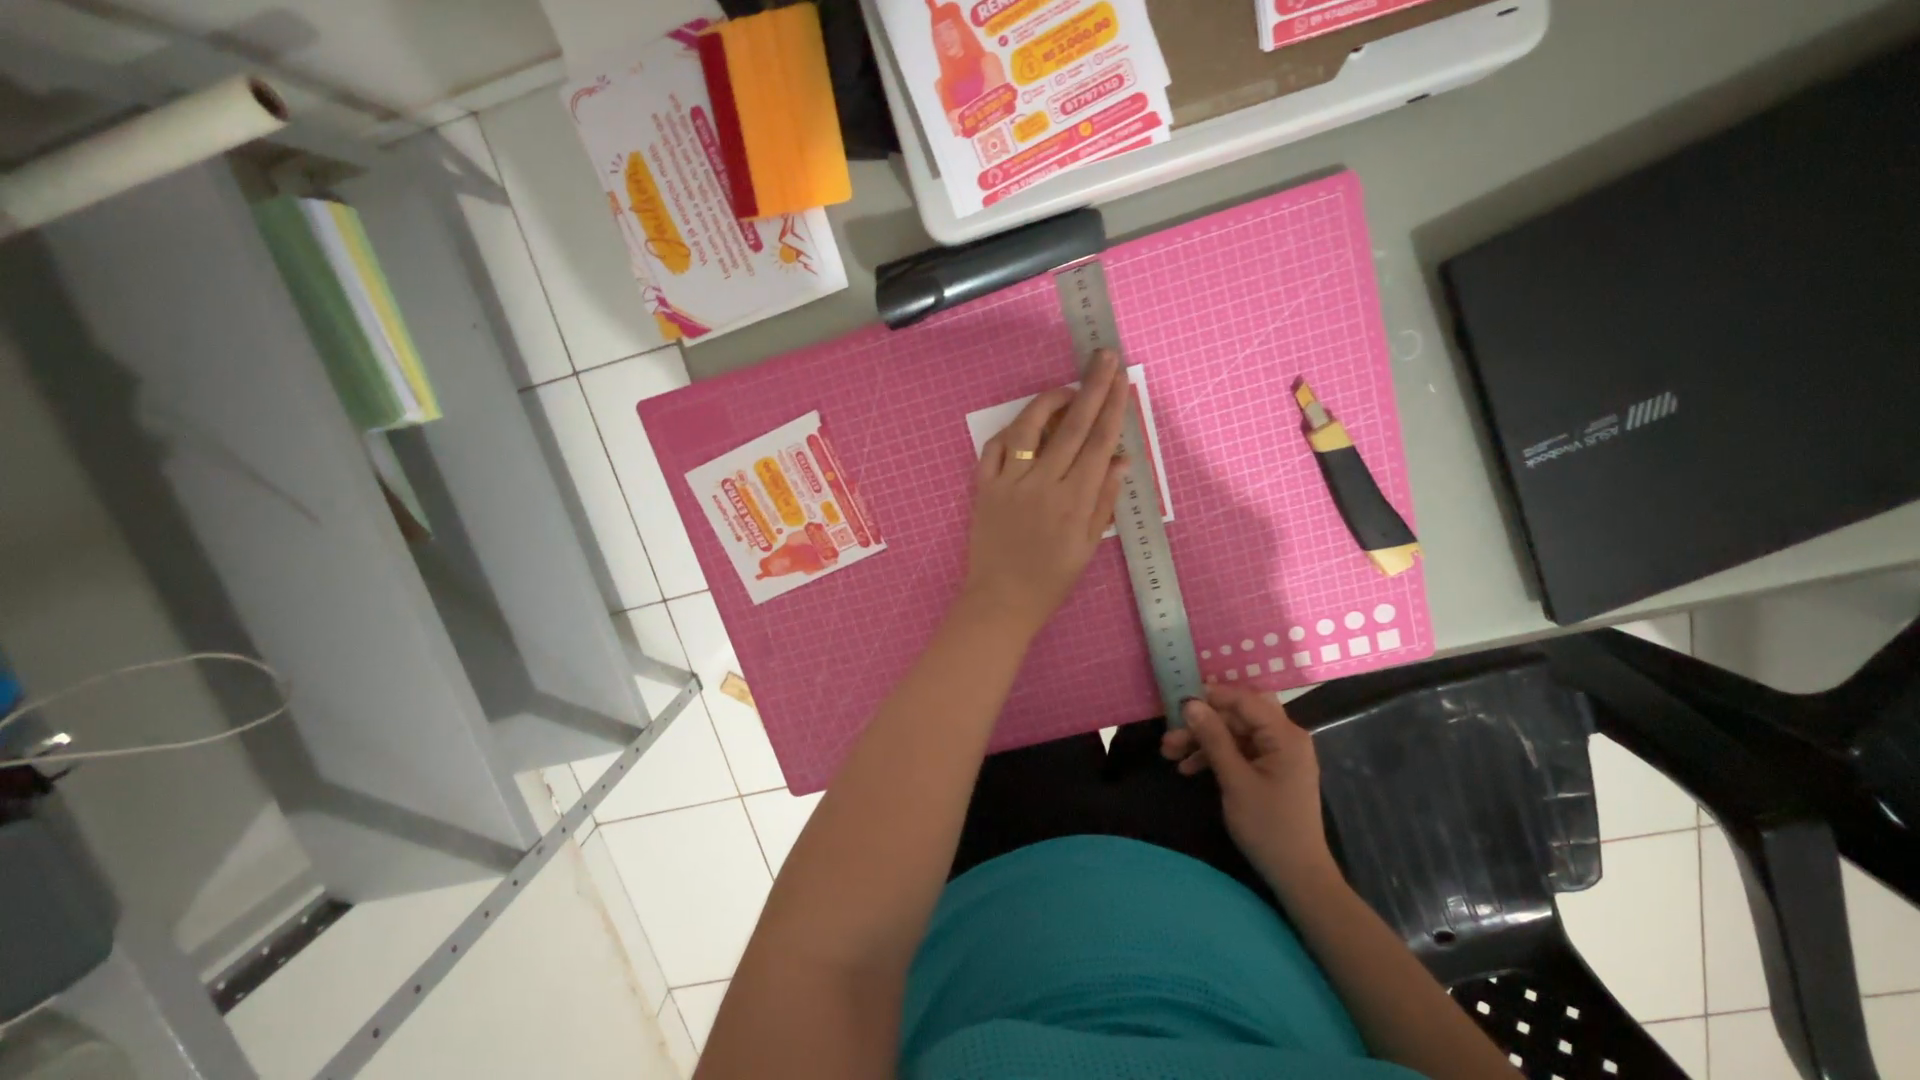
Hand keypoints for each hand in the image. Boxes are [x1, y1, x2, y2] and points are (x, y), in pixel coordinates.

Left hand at [960, 349, 1130, 635]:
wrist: (1000, 602)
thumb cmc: (1051, 580)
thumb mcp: (1088, 546)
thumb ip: (1104, 500)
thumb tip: (1119, 458)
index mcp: (1074, 501)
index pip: (1098, 442)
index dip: (1112, 407)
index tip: (1121, 378)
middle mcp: (1043, 484)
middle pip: (1071, 427)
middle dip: (1091, 387)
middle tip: (1104, 356)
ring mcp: (1009, 484)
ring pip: (1029, 429)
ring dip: (1048, 402)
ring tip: (1066, 388)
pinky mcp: (983, 488)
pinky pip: (994, 449)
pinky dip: (1010, 431)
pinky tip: (1025, 425)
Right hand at [1162, 686, 1339, 891]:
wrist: (1297, 873)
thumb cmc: (1268, 826)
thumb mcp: (1235, 780)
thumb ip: (1213, 739)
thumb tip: (1191, 704)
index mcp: (1285, 735)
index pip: (1245, 701)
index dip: (1211, 697)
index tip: (1177, 701)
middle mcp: (1285, 738)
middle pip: (1238, 718)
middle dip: (1202, 725)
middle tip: (1168, 737)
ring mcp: (1279, 755)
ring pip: (1235, 735)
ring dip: (1203, 742)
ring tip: (1169, 754)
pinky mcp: (1271, 771)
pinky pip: (1240, 752)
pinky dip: (1216, 757)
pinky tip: (1189, 769)